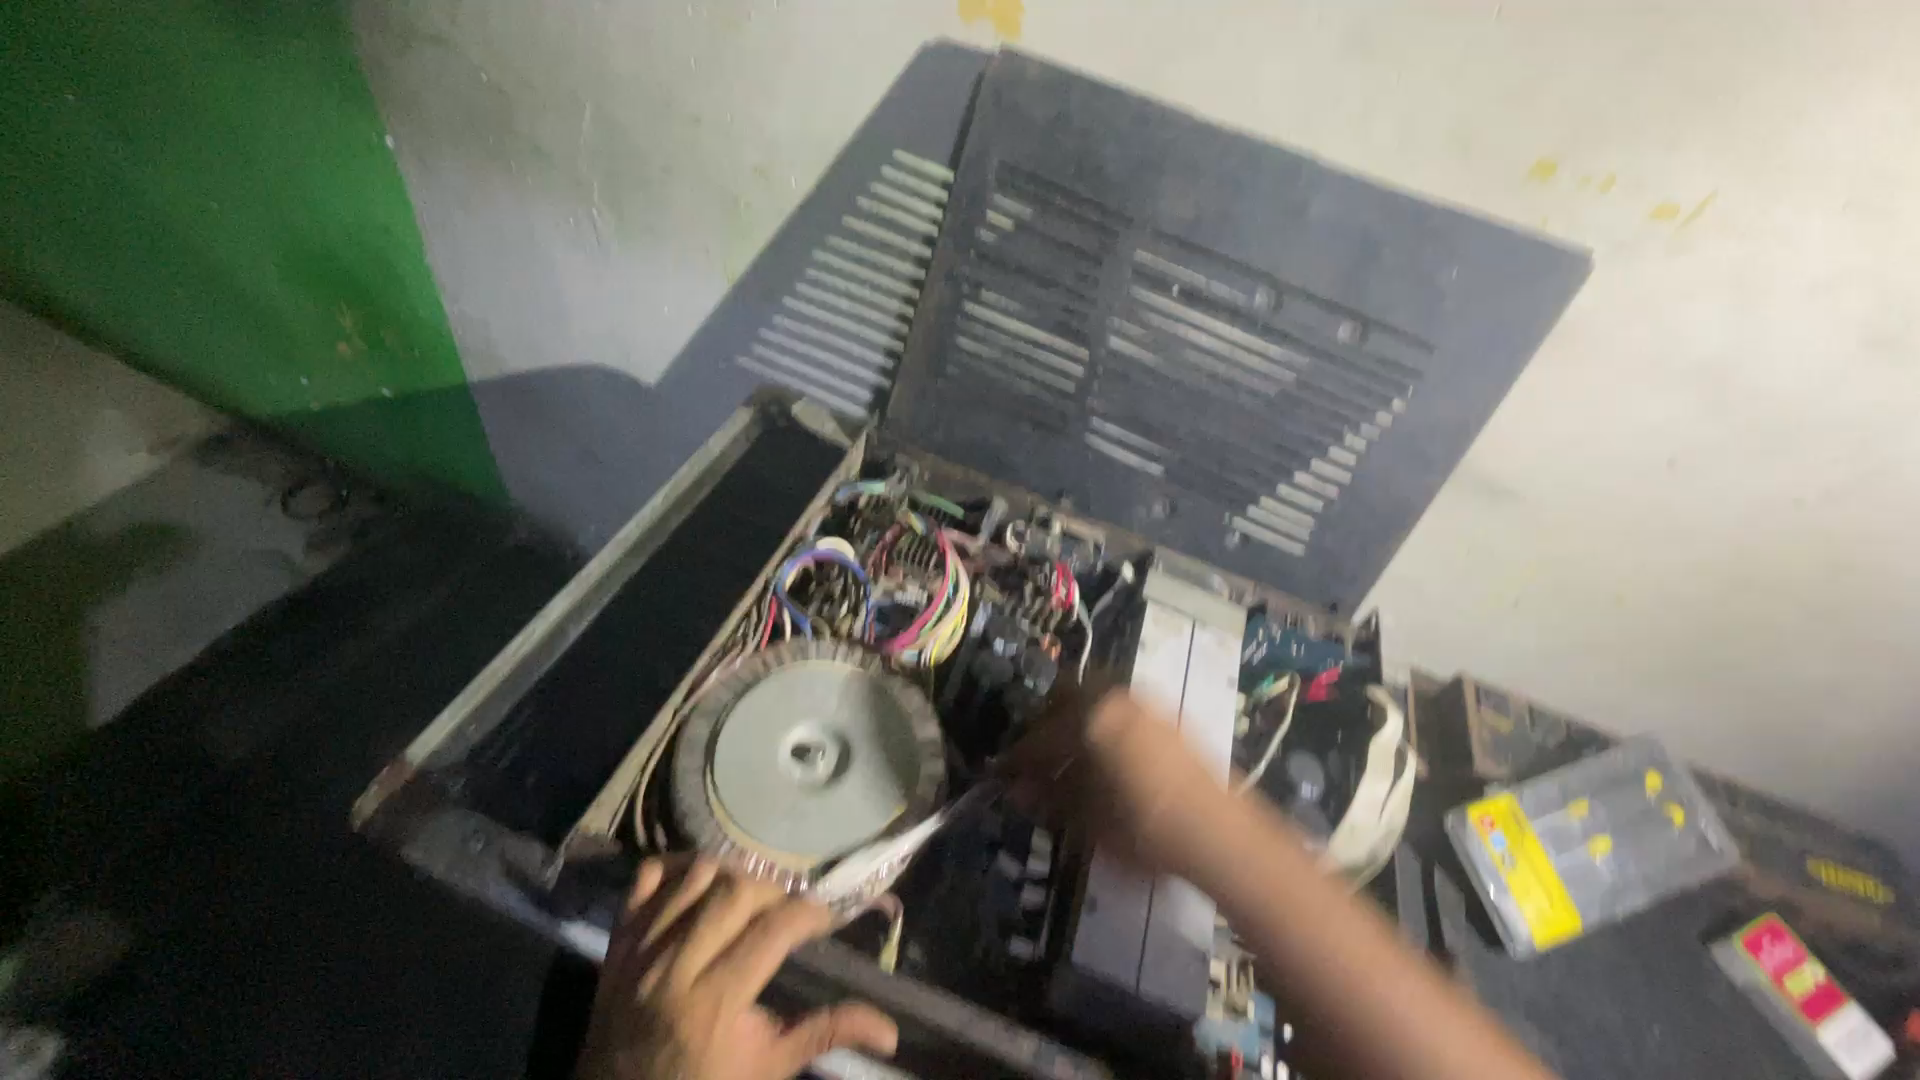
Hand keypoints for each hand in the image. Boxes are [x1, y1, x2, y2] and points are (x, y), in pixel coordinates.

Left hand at [578, 857, 898, 1079]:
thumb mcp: (768, 1068)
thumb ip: (825, 1033)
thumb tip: (890, 1031)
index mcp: (714, 1005)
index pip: (773, 930)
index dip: (810, 913)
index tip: (827, 916)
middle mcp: (673, 968)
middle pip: (735, 891)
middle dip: (774, 889)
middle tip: (789, 906)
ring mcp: (639, 950)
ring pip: (695, 875)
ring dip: (733, 874)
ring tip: (753, 893)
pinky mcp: (617, 939)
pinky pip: (648, 877)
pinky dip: (678, 867)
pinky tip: (704, 879)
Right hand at [998, 680, 1238, 880]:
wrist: (1222, 835)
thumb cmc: (1146, 828)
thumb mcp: (1090, 821)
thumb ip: (1050, 799)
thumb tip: (1018, 789)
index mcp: (1091, 719)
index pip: (1040, 736)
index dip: (1019, 757)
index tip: (1003, 773)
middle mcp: (1118, 701)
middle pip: (1068, 700)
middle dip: (1048, 726)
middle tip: (1038, 759)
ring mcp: (1149, 707)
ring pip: (1098, 702)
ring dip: (1079, 724)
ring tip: (1073, 760)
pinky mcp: (1171, 721)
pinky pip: (1124, 713)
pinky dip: (1107, 729)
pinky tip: (1109, 762)